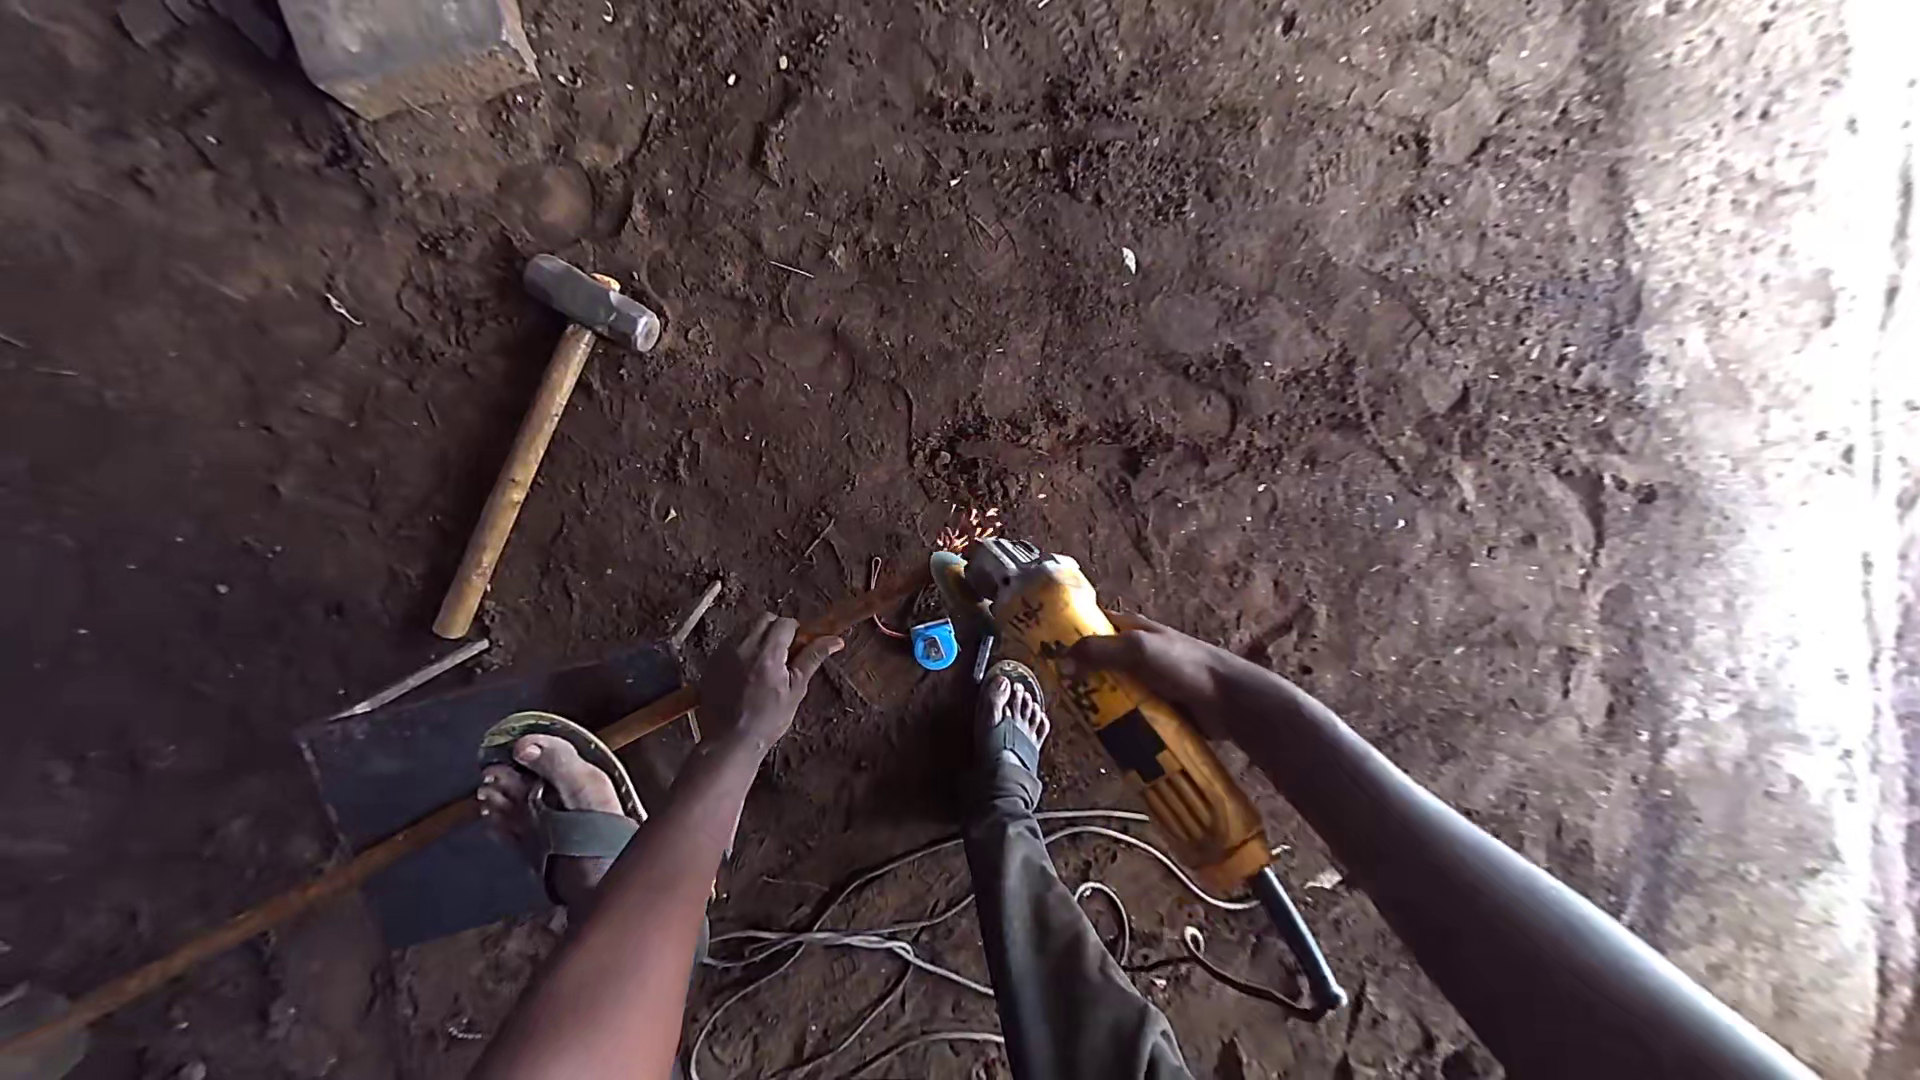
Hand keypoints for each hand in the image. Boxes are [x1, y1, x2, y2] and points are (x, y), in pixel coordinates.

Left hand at [701, 613, 842, 747]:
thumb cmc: (767, 720)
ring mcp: (724, 652)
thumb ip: (812, 658)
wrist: (728, 742)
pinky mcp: (712, 660)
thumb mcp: (796, 690)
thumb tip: (836, 640)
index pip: (785, 623)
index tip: (796, 651)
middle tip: (782, 654)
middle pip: (764, 618)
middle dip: (777, 629)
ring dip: (759, 636)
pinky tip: (747, 670)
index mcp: (766, 654)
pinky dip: (744, 646)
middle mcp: (742, 647)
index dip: (795, 633)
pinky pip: (732, 640)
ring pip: (746, 627)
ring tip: (764, 663)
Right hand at [1062, 612, 1241, 739]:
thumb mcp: (1138, 650)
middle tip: (1059, 694)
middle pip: (1096, 662)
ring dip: (1096, 703)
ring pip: (1110, 690)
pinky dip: (1114, 721)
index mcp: (1131, 629)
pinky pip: (1126, 713)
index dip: (1069, 633)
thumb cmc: (1185, 665)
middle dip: (1079, 676)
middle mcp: (1136, 652)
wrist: (1231, 701)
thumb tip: (1061, 660)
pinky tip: (1102, 733)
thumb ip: (1098, 651)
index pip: (1091, 624)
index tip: (1045, 650)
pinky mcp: (1156, 707)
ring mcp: (1146, 681)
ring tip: (1078, 719)